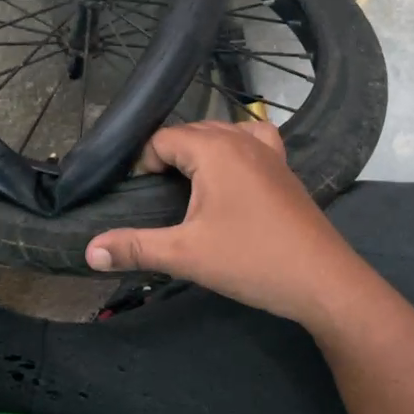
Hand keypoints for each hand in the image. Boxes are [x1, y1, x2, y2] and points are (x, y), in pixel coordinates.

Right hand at [85, 120, 360, 324]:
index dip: (142, 165)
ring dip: (199, 151)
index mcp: (214, 149)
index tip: (139, 198)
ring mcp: (268, 151)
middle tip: (157, 197)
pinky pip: (253, 139)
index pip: (161, 140)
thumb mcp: (185, 255)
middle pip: (189, 131)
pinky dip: (235, 147)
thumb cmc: (251, 261)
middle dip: (167, 157)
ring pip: (221, 133)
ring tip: (188, 186)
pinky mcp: (285, 168)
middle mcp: (240, 139)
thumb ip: (135, 247)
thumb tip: (88, 250)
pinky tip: (232, 172)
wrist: (324, 282)